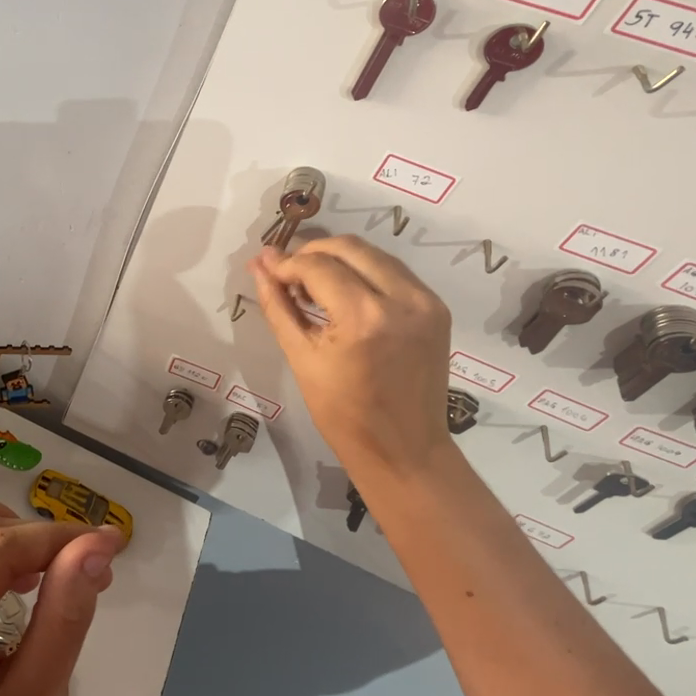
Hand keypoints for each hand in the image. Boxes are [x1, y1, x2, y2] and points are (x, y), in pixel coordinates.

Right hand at [249, 235, 453, 475]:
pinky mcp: (436, 308)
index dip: (285, 264)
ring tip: (312, 284)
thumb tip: (259, 265)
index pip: (317, 266)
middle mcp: (402, 299)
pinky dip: (364, 272)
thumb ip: (278, 306)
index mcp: (364, 318)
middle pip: (348, 248)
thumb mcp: (300, 357)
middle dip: (311, 252)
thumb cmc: (342, 412)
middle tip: (286, 272)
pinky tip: (343, 294)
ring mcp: (425, 301)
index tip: (265, 269)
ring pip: (373, 254)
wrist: (403, 447)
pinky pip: (393, 272)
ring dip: (338, 259)